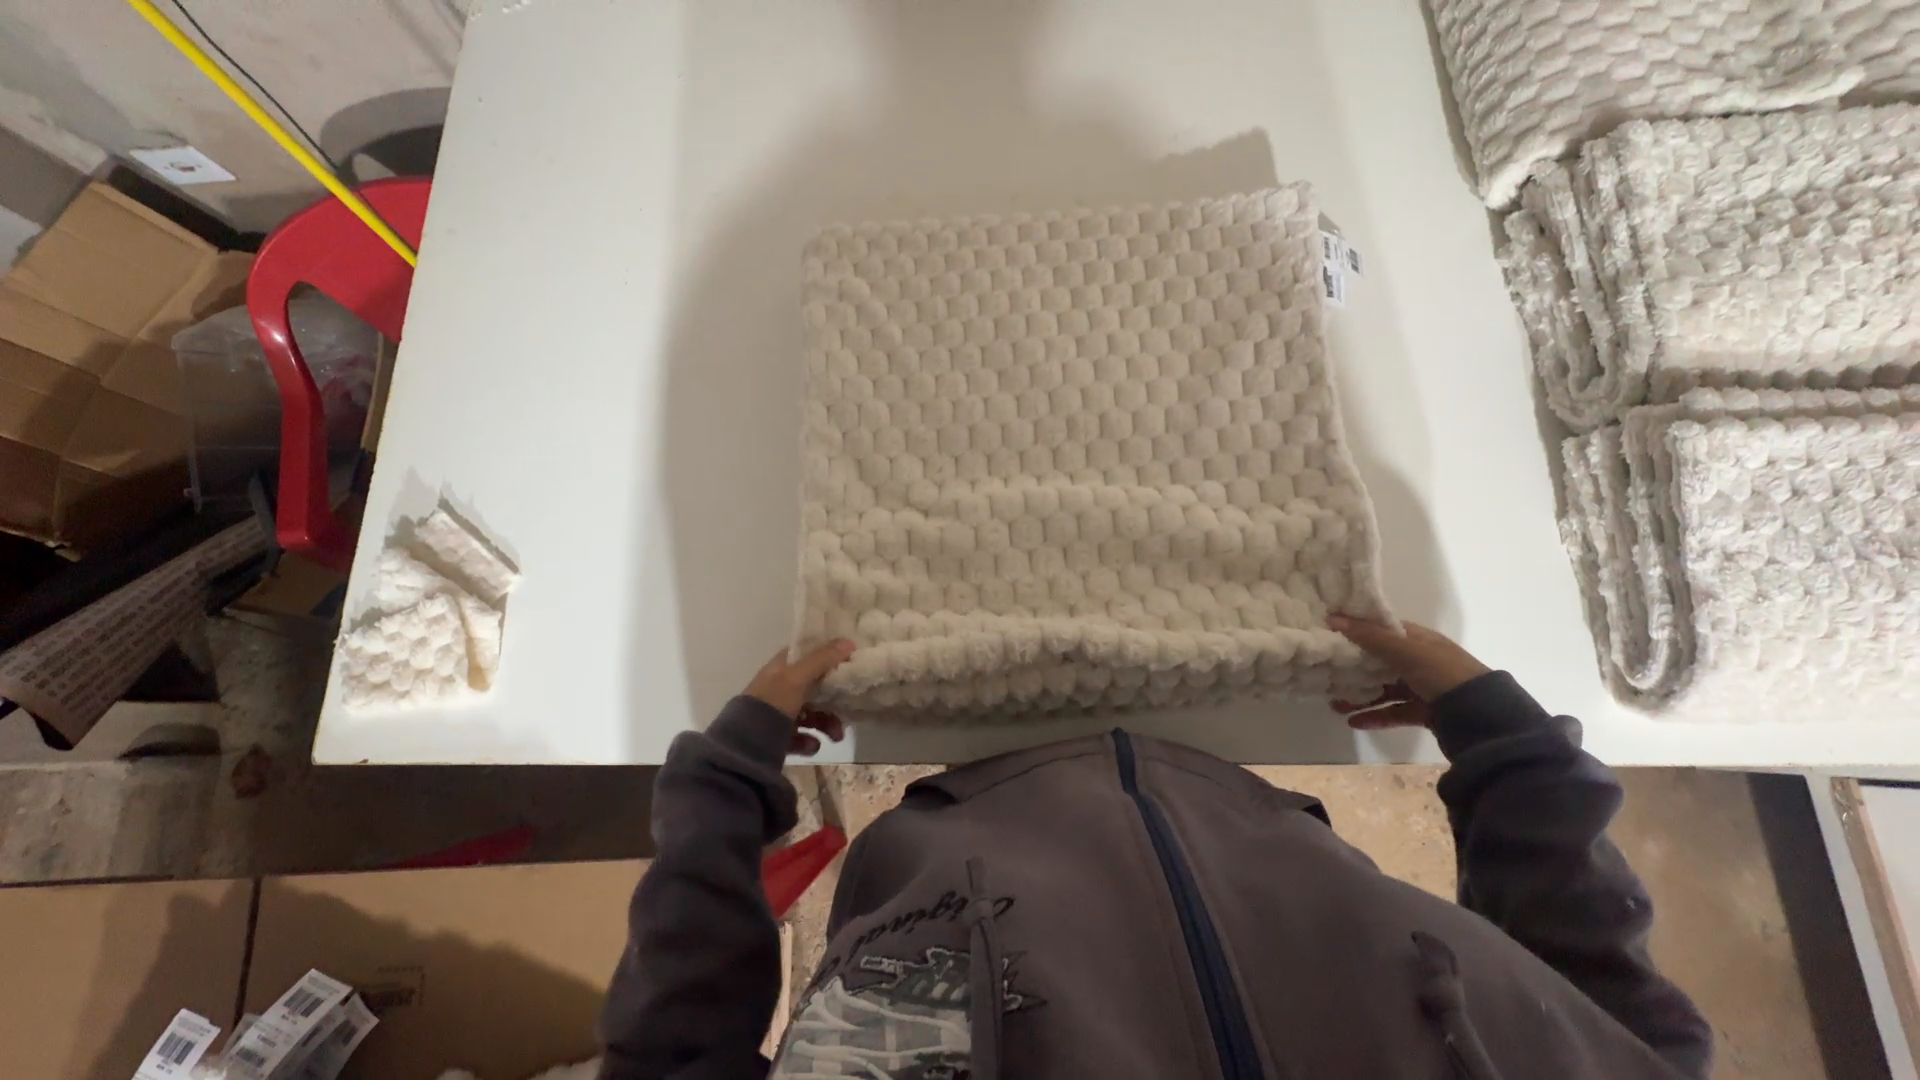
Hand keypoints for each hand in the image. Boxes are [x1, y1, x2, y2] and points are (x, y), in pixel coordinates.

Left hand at [746, 640, 853, 754]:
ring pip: (809, 714)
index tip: (848, 661)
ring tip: (836, 736)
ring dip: (827, 723)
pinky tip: (813, 746)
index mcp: (778, 670)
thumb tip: (849, 642)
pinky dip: (810, 741)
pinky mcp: (775, 738)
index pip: (804, 656)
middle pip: (812, 687)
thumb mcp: (796, 678)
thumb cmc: (771, 703)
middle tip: (849, 706)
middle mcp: (777, 689)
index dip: (825, 655)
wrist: (744, 746)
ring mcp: (776, 715)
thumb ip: (821, 659)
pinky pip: (799, 737)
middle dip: (833, 698)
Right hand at [1326, 615, 1490, 730]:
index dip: (1357, 629)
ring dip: (1360, 696)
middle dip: (1353, 668)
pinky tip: (1353, 722)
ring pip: (1384, 689)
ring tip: (1334, 704)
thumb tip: (1332, 618)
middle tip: (1326, 672)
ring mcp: (1423, 688)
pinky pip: (1394, 712)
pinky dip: (1375, 717)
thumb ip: (1369, 637)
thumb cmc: (1442, 673)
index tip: (1329, 633)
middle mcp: (1420, 661)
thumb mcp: (1405, 651)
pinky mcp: (1424, 712)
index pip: (1383, 630)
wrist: (1482, 717)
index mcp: (1419, 640)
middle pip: (1379, 661)